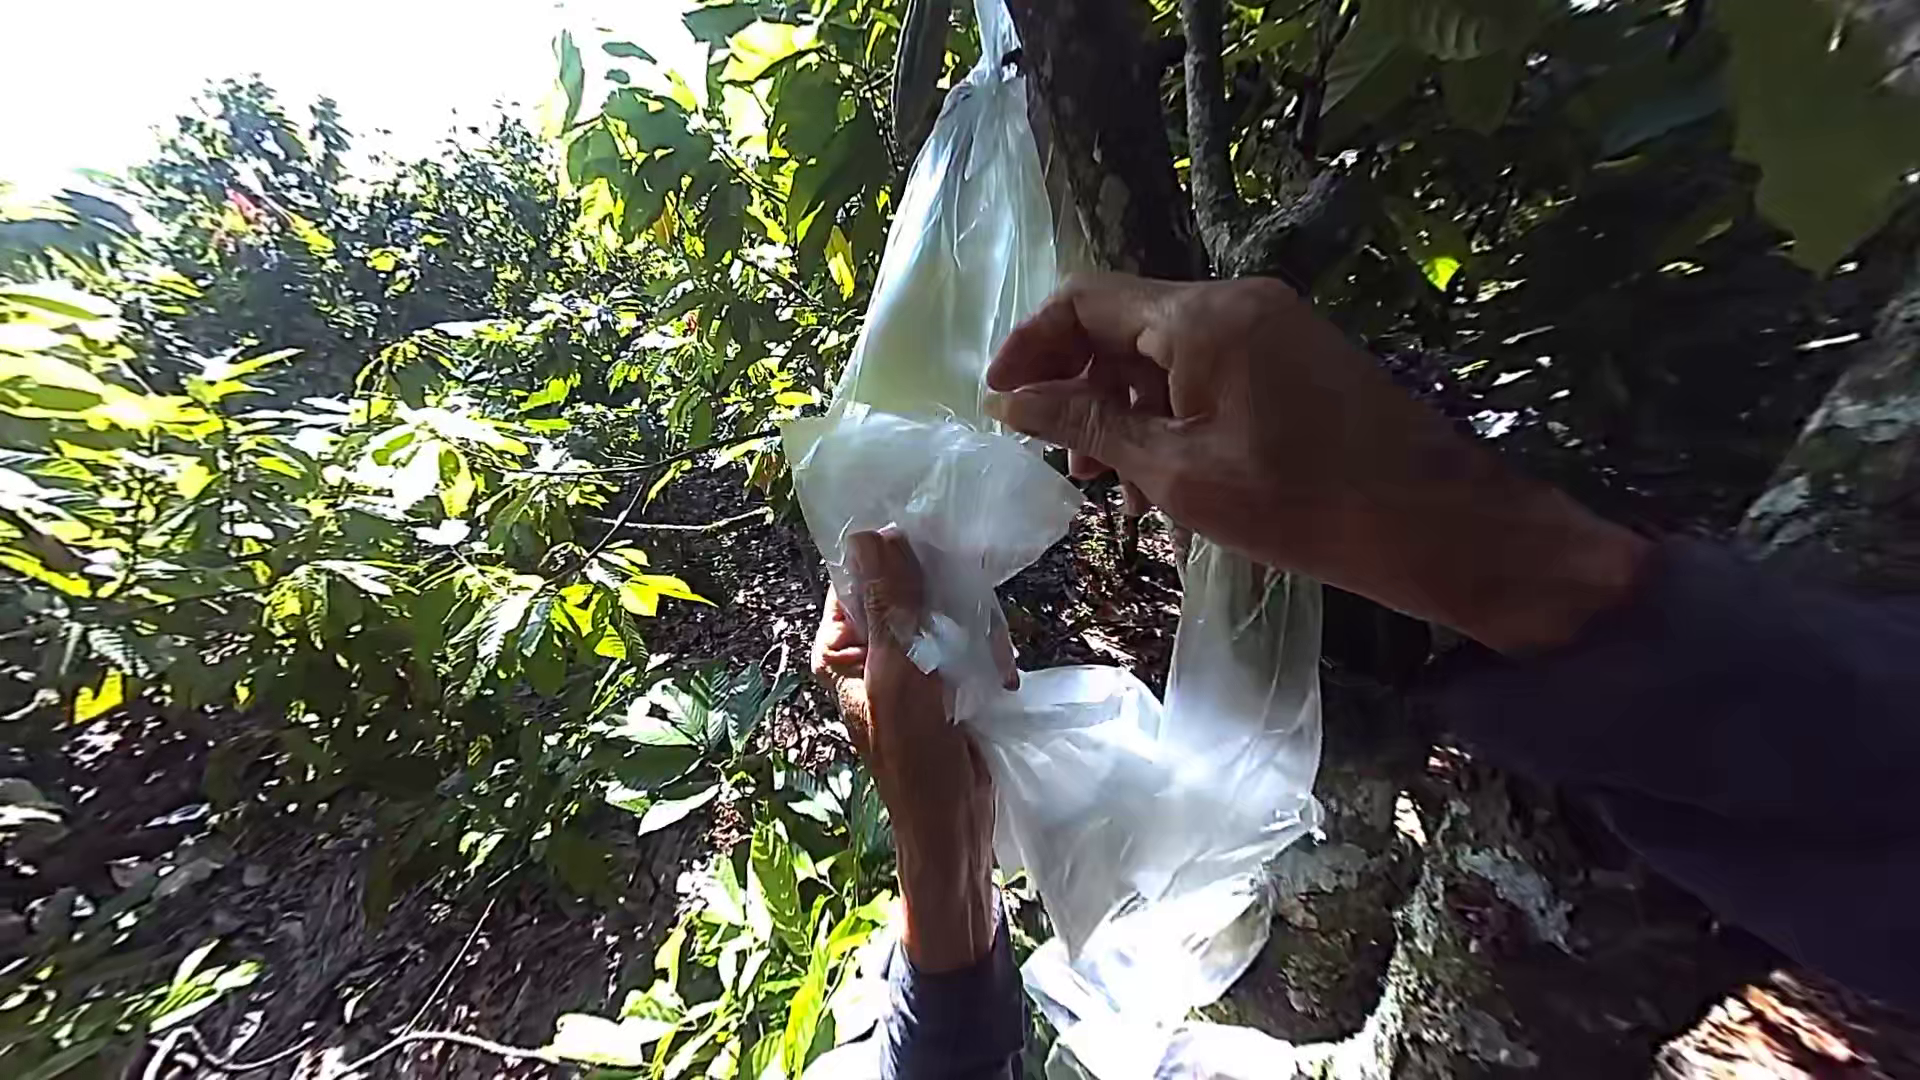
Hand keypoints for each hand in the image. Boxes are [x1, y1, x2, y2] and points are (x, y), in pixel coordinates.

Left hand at [811, 528, 996, 970]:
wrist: (957, 820)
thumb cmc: (915, 752)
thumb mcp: (898, 673)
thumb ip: (888, 605)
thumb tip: (870, 533)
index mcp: (841, 648)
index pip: (857, 579)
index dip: (892, 557)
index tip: (932, 547)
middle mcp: (871, 648)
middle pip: (904, 589)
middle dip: (943, 599)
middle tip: (968, 613)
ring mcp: (910, 659)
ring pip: (941, 610)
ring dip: (971, 629)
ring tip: (989, 659)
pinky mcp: (944, 671)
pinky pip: (964, 636)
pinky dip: (985, 650)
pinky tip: (1000, 676)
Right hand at [984, 273, 1649, 652]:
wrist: (1433, 527)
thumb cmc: (1294, 504)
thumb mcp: (1171, 469)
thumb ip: (1084, 425)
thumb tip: (1007, 403)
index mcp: (1199, 318)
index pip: (1083, 301)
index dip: (1029, 345)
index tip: (998, 400)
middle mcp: (1230, 302)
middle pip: (1117, 325)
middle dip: (1072, 384)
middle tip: (1054, 454)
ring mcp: (1263, 327)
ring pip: (1155, 354)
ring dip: (1115, 407)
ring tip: (1100, 479)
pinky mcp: (1282, 359)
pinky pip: (1196, 372)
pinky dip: (1160, 413)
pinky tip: (1152, 471)